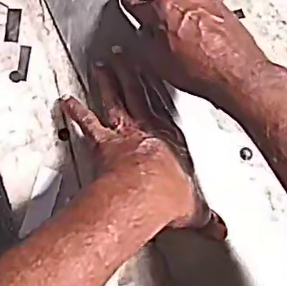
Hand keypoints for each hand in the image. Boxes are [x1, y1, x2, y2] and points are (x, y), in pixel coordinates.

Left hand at [60, 54, 223, 239]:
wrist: (144, 195)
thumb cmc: (168, 195)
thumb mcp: (195, 208)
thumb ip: (205, 216)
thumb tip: (219, 229)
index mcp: (170, 138)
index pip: (163, 106)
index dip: (157, 88)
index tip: (152, 73)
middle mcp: (146, 130)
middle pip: (135, 93)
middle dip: (130, 73)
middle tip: (122, 56)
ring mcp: (123, 133)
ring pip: (113, 100)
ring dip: (106, 82)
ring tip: (101, 66)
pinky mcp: (104, 144)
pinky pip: (88, 123)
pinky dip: (76, 112)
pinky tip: (68, 101)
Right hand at [119, 0, 282, 112]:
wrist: (238, 76)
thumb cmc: (202, 70)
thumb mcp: (156, 62)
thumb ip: (143, 41)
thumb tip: (142, 35)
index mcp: (162, 6)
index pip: (138, 3)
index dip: (130, 5)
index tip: (127, 0)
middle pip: (165, 6)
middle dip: (164, 22)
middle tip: (166, 45)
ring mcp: (207, 1)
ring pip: (187, 10)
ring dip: (185, 24)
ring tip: (190, 51)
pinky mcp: (224, 9)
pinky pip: (205, 15)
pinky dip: (203, 27)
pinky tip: (205, 48)